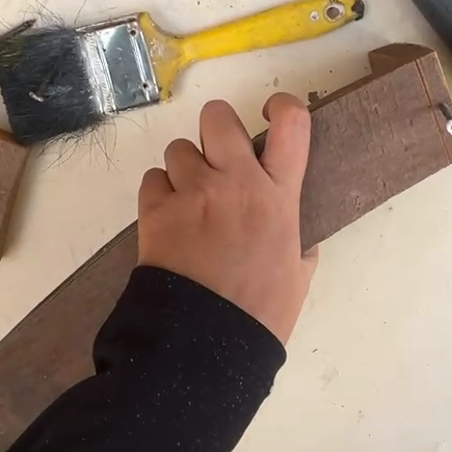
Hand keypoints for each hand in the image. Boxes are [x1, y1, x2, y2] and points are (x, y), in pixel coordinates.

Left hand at [137, 94, 316, 343]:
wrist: (202, 347)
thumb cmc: (258, 314)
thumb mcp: (296, 278)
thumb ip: (298, 248)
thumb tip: (299, 242)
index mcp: (278, 196)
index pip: (291, 123)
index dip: (282, 105)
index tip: (272, 112)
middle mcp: (236, 183)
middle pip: (218, 117)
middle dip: (216, 129)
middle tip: (218, 156)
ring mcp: (193, 194)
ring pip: (178, 149)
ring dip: (184, 169)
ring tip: (190, 201)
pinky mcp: (155, 211)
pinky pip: (152, 180)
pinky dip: (159, 194)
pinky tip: (168, 219)